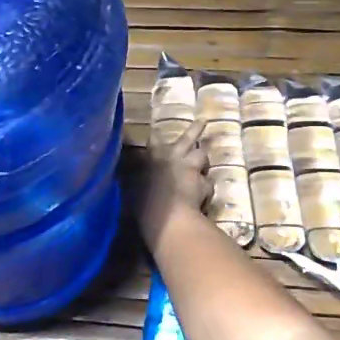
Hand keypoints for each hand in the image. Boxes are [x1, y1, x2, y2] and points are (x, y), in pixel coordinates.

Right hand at [131, 120, 206, 245]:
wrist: (166, 218)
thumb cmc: (142, 205)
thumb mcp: (132, 190)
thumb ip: (134, 182)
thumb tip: (133, 183)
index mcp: (152, 157)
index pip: (153, 140)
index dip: (155, 135)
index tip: (155, 131)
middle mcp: (173, 157)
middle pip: (187, 138)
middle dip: (195, 129)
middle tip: (203, 120)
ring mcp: (190, 168)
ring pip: (202, 155)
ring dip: (203, 159)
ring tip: (204, 163)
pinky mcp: (204, 183)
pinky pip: (208, 183)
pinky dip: (206, 189)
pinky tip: (204, 196)